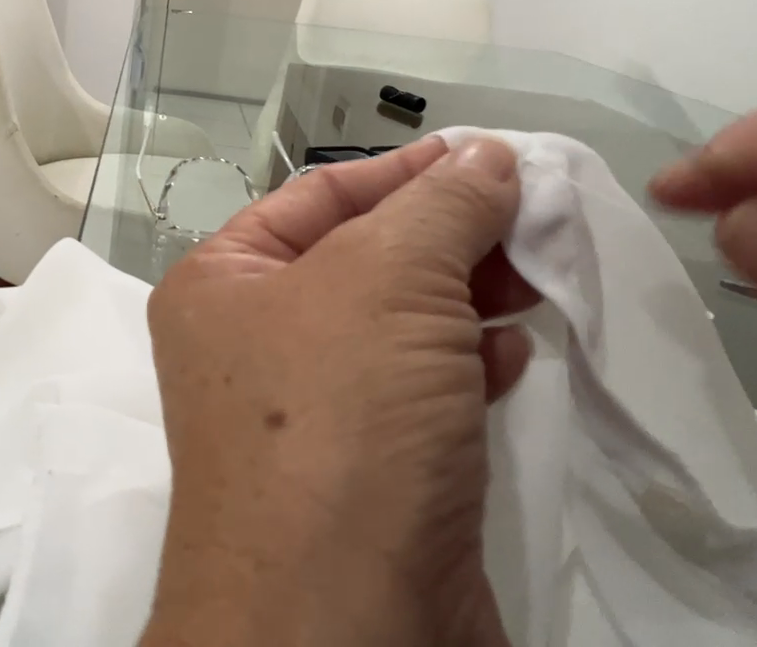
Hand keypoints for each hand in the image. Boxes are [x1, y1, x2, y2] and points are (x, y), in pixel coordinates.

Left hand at [139, 136, 535, 646]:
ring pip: (396, 326)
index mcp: (222, 281)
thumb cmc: (338, 418)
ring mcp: (305, 412)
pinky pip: (416, 393)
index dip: (405, 169)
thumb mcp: (385, 279)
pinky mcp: (362, 474)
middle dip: (447, 235)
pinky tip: (511, 357)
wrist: (339, 627)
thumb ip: (439, 205)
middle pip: (362, 258)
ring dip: (465, 297)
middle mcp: (250, 340)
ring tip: (534, 277)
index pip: (319, 194)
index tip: (489, 156)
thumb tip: (484, 156)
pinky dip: (465, 366)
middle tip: (530, 219)